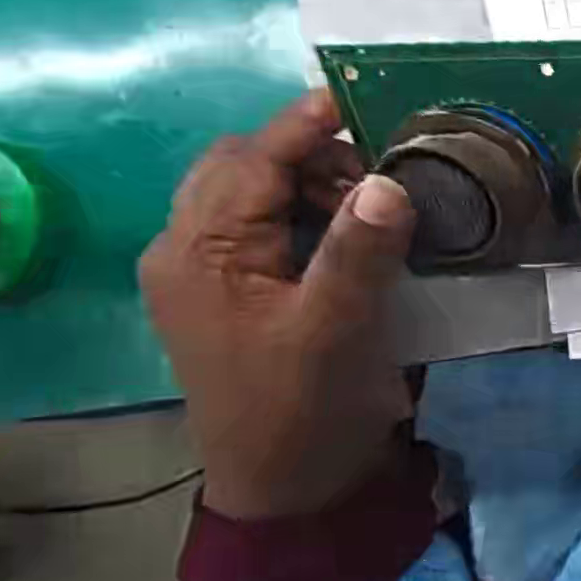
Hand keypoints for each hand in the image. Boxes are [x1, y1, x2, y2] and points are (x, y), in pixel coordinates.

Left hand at [139, 90, 417, 518]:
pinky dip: (314, 220)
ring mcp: (214, 276)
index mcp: (201, 252)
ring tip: (374, 207)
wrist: (291, 482)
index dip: (301, 126)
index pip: (250, 163)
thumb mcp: (337, 329)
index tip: (353, 98)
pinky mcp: (242, 298)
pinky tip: (354, 237)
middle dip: (311, 158)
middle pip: (245, 172)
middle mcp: (192, 252)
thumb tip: (387, 180)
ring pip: (257, 201)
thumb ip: (360, 252)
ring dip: (314, 189)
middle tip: (381, 175)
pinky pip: (271, 234)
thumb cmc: (305, 406)